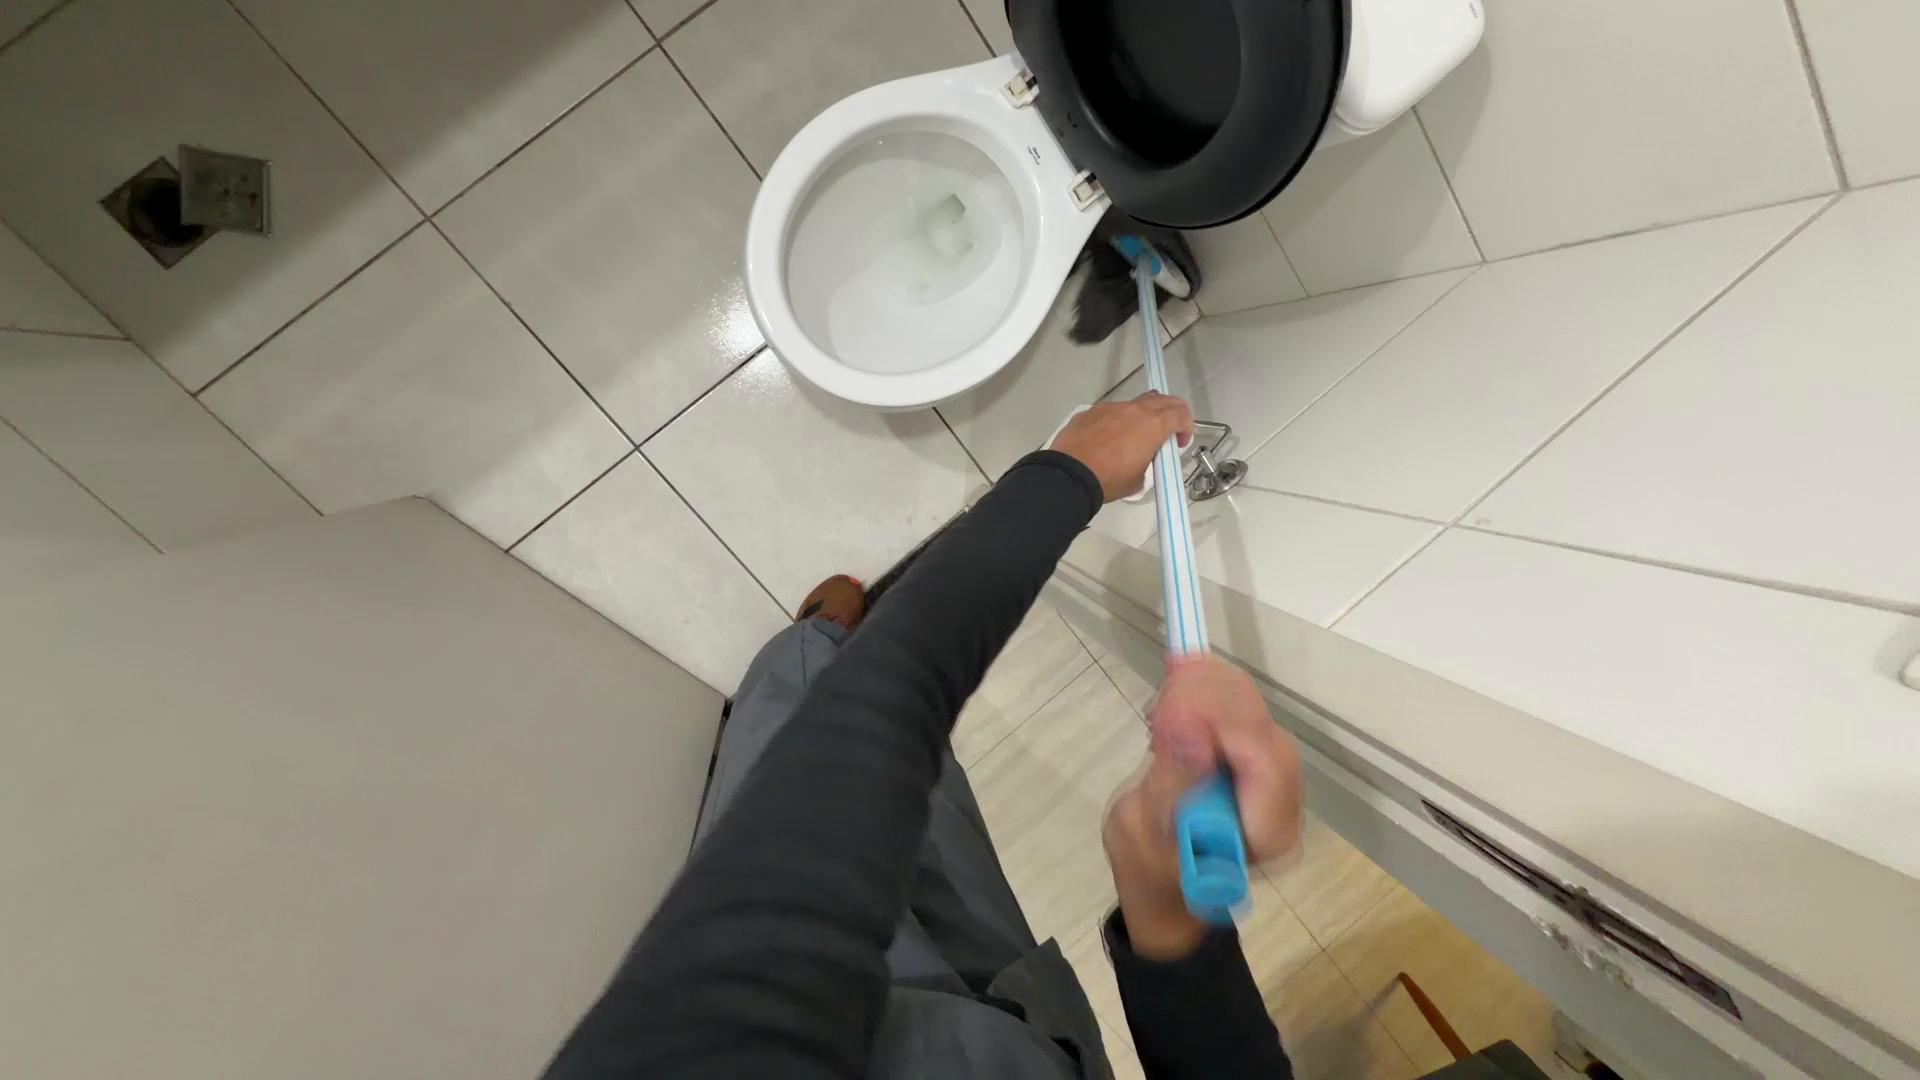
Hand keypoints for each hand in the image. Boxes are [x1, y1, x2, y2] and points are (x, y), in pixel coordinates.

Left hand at [1050, 393, 1195, 502]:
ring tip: (1135, 436)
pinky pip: (1111, 411)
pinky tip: (1106, 440)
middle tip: (1167, 432)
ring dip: (1143, 415)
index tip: (1179, 443)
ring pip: (1135, 403)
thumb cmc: (1109, 480)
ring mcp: (1110, 408)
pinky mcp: (1090, 412)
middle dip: (1171, 413)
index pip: (1181, 413)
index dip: (1186, 427)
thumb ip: (1148, 462)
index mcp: (1152, 425)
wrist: (1069, 476)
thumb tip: (1143, 457)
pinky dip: (1117, 420)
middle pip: (1162, 400)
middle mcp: (1133, 410)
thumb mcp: (1139, 479)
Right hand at [1103, 653, 1302, 957]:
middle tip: (1159, 701)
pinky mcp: (1254, 752)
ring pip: (1250, 708)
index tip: (1169, 708)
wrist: (1163, 877)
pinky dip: (1204, 690)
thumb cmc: (1150, 867)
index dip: (1221, 722)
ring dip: (1204, 690)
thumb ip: (1172, 785)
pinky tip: (1174, 698)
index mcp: (1264, 834)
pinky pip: (1238, 706)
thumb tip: (1189, 731)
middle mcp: (1281, 800)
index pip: (1263, 762)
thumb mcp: (1145, 835)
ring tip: (1162, 704)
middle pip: (1259, 727)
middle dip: (1208, 699)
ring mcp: (1272, 774)